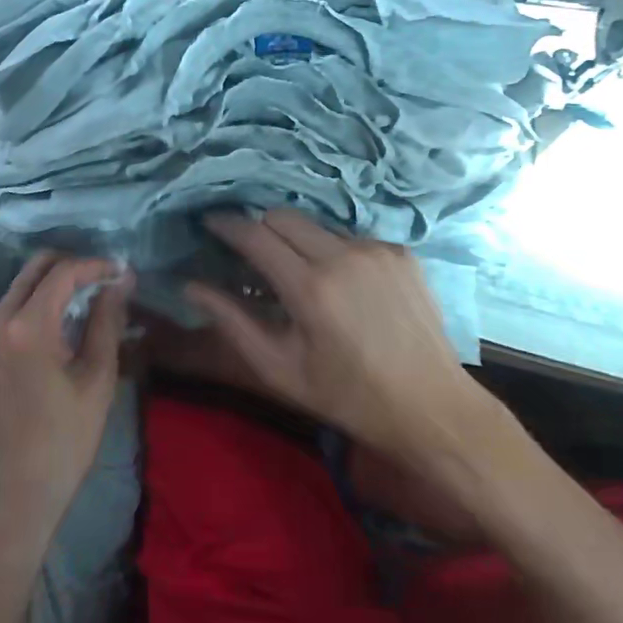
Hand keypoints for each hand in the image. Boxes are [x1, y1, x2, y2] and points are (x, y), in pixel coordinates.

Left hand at [0, 252, 132, 551]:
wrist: (11, 500)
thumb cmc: (62, 443)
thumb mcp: (96, 380)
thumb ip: (107, 322)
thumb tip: (121, 281)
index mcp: (26, 326)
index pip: (64, 272)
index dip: (98, 265)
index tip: (126, 273)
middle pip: (38, 267)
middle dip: (75, 264)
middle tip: (109, 279)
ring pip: (25, 283)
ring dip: (59, 281)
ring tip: (97, 296)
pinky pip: (17, 305)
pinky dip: (44, 299)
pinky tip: (72, 318)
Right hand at [187, 208, 484, 464]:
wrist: (431, 406)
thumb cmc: (348, 397)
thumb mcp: (281, 370)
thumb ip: (232, 323)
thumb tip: (191, 286)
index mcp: (311, 288)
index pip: (255, 235)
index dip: (226, 225)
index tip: (210, 223)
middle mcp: (344, 255)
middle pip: (283, 216)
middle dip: (260, 228)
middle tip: (253, 255)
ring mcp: (377, 249)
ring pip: (318, 225)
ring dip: (299, 240)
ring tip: (301, 275)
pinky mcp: (401, 251)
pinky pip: (352, 237)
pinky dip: (336, 252)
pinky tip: (344, 285)